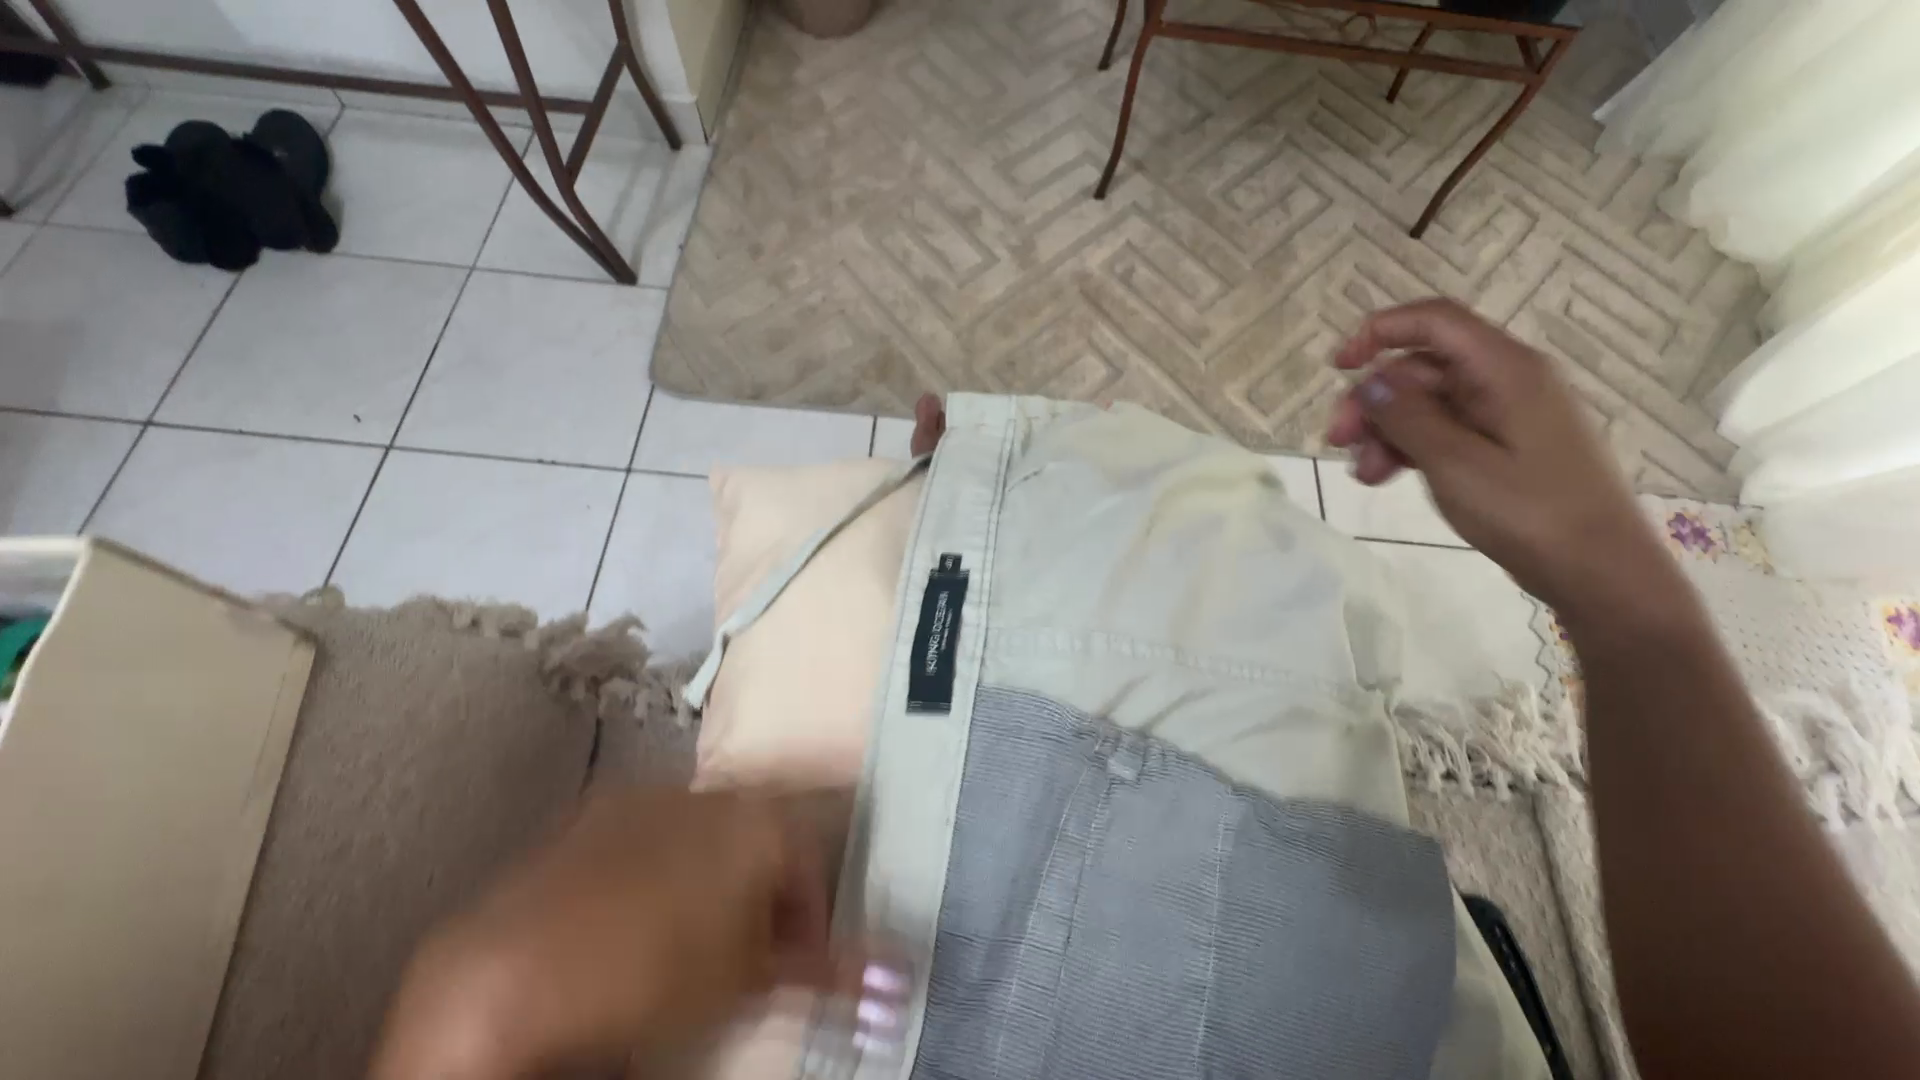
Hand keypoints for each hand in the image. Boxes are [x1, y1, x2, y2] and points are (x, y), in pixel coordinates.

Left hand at [369, 787, 879, 1079]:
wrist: (504, 983)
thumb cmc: (648, 974)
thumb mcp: (747, 978)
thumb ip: (829, 965)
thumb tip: (897, 977)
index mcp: (755, 816)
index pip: (817, 849)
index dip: (818, 908)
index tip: (807, 958)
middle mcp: (705, 791)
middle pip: (765, 831)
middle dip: (771, 889)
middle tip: (757, 951)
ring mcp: (643, 797)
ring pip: (709, 828)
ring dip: (720, 876)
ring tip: (700, 938)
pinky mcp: (590, 815)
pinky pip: (654, 831)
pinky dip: (667, 867)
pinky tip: (643, 918)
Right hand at [1325, 299, 1673, 617]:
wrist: (1599, 570)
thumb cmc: (1529, 512)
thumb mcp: (1454, 464)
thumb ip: (1407, 417)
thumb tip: (1370, 381)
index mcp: (1505, 369)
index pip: (1434, 321)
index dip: (1379, 331)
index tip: (1338, 367)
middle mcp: (1508, 379)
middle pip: (1423, 367)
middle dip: (1374, 399)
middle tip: (1338, 444)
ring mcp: (1508, 413)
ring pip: (1428, 402)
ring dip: (1387, 431)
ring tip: (1366, 476)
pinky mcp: (1506, 445)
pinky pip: (1446, 429)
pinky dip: (1411, 447)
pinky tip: (1387, 477)